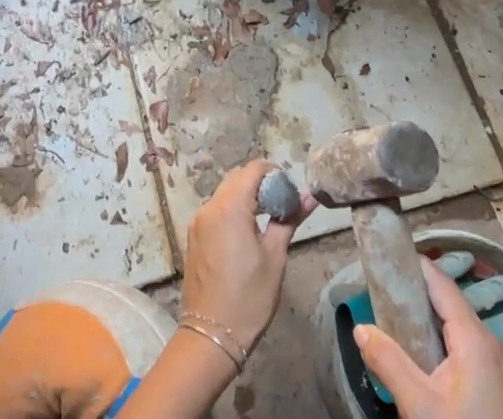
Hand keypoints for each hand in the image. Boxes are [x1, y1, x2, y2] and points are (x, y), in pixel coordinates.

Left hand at [179, 161, 316, 351]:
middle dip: (259, 184)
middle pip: (235, 179)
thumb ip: (289, 220)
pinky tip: (247, 231)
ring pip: (223, 194)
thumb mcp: (275, 257)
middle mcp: (209, 208)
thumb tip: (309, 197)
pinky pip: (214, 211)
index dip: (272, 173)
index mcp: (229, 208)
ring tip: (268, 217)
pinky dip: (231, 210)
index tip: (289, 188)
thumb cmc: (250, 297)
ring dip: (245, 196)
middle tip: (281, 202)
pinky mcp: (193, 236)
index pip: (252, 171)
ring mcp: (197, 222)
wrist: (212, 333)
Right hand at [353, 257, 502, 418]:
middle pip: (455, 307)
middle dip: (422, 296)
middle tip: (388, 291)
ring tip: (402, 320)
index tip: (393, 254)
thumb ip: (389, 363)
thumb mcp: (419, 406)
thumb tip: (361, 328)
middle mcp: (496, 346)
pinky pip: (474, 350)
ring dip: (435, 321)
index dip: (419, 267)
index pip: (444, 287)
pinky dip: (449, 342)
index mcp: (476, 341)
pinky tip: (431, 356)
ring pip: (465, 330)